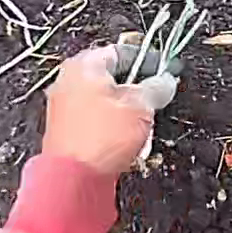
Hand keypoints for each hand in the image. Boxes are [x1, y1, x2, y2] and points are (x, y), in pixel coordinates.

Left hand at [41, 44, 178, 175]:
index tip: (165, 68)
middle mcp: (69, 82)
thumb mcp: (141, 104)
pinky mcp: (68, 131)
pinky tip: (128, 135)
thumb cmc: (103, 136)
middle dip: (138, 85)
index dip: (148, 58)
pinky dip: (115, 122)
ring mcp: (65, 107)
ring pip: (107, 98)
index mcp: (83, 66)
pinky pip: (98, 117)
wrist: (73, 181)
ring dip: (128, 106)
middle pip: (113, 75)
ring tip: (145, 119)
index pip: (121, 50)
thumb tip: (166, 81)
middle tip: (158, 93)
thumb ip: (157, 87)